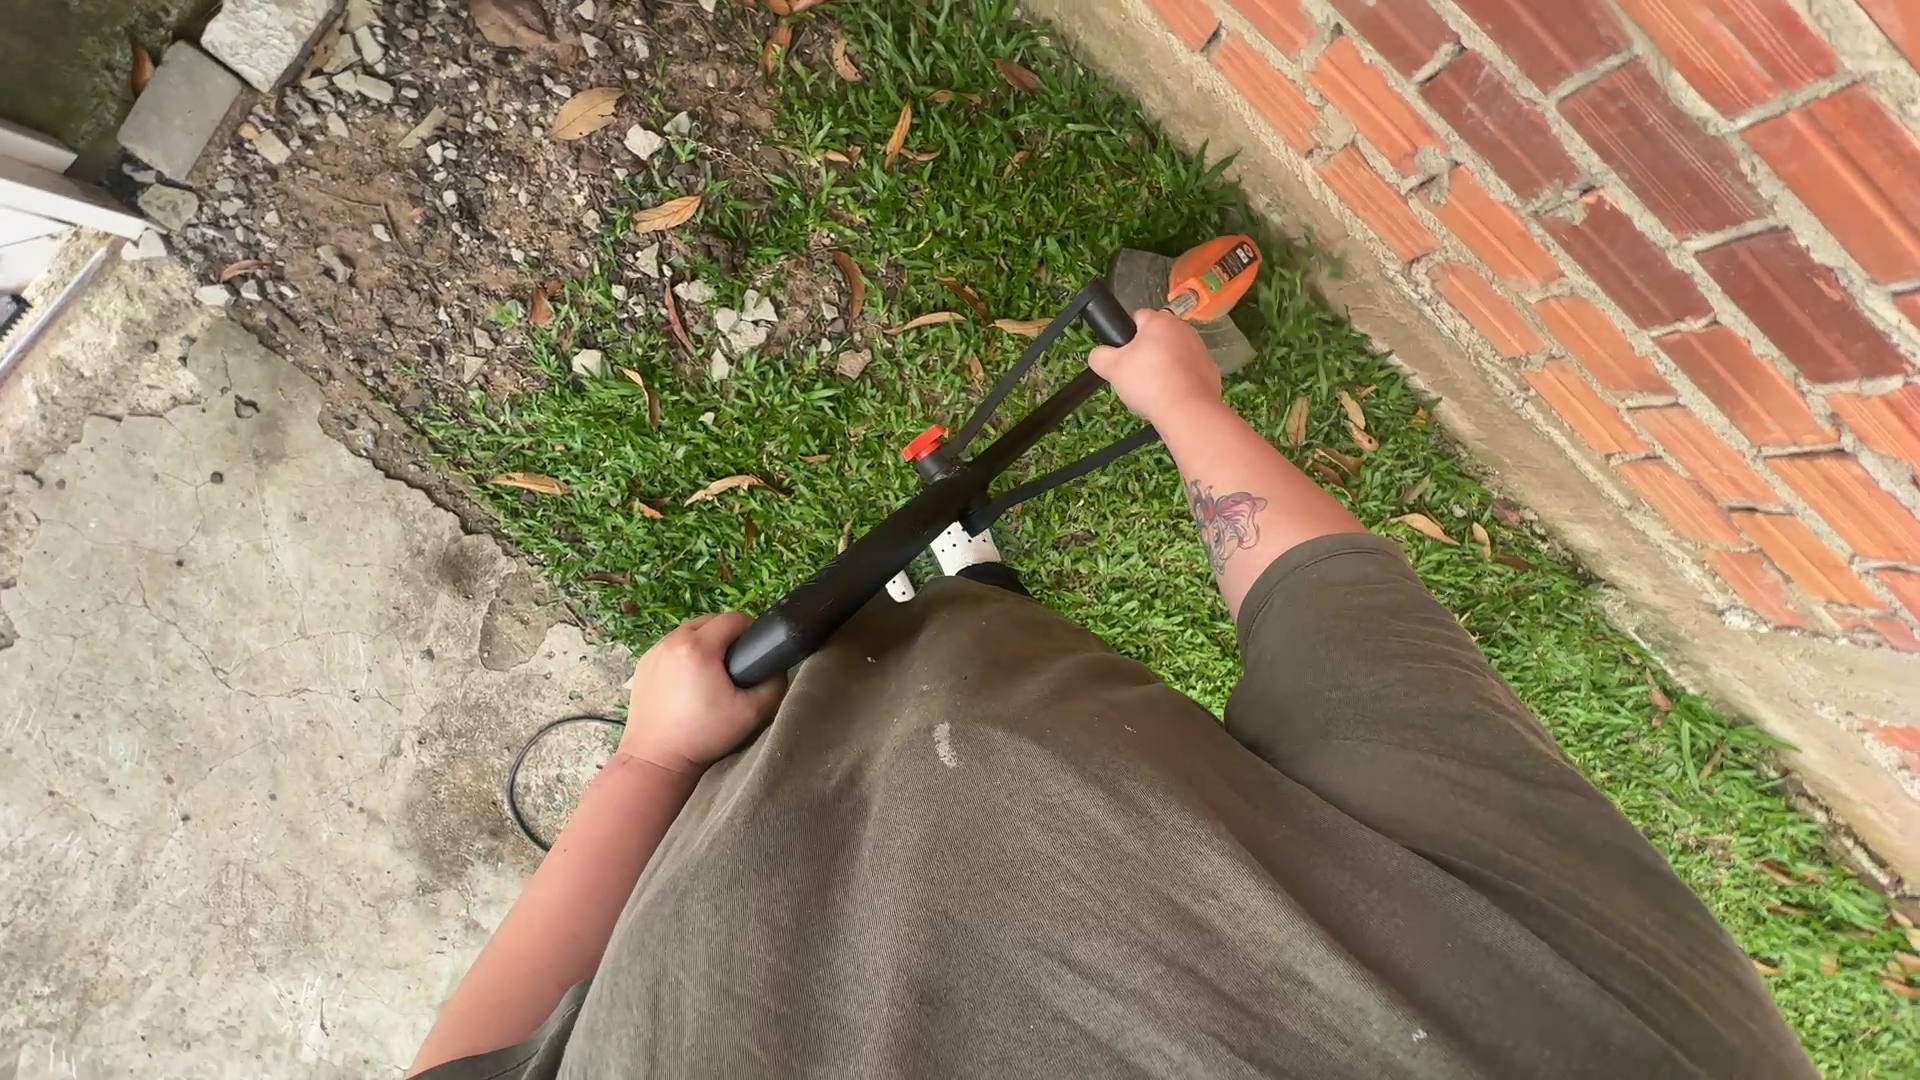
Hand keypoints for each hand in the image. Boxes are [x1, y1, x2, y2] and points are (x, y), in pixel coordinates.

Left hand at [617, 613, 785, 776]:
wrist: (656, 760)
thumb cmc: (704, 734)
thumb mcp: (752, 712)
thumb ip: (774, 683)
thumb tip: (777, 667)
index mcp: (698, 647)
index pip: (734, 619)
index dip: (751, 630)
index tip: (755, 652)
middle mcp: (672, 641)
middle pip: (711, 620)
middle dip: (728, 634)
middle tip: (737, 663)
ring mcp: (654, 651)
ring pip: (690, 631)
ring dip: (706, 641)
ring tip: (714, 670)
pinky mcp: (642, 664)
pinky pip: (672, 646)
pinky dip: (685, 653)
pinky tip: (691, 678)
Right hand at [1088, 308, 1223, 426]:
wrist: (1187, 409)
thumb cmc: (1148, 382)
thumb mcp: (1112, 368)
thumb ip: (1099, 356)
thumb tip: (1099, 355)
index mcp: (1159, 321)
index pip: (1138, 317)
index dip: (1127, 337)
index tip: (1124, 357)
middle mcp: (1183, 328)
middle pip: (1157, 337)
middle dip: (1146, 353)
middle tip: (1136, 376)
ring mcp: (1200, 348)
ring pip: (1173, 353)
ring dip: (1163, 366)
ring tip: (1154, 389)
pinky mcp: (1210, 368)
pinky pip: (1188, 370)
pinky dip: (1179, 379)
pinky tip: (1171, 395)